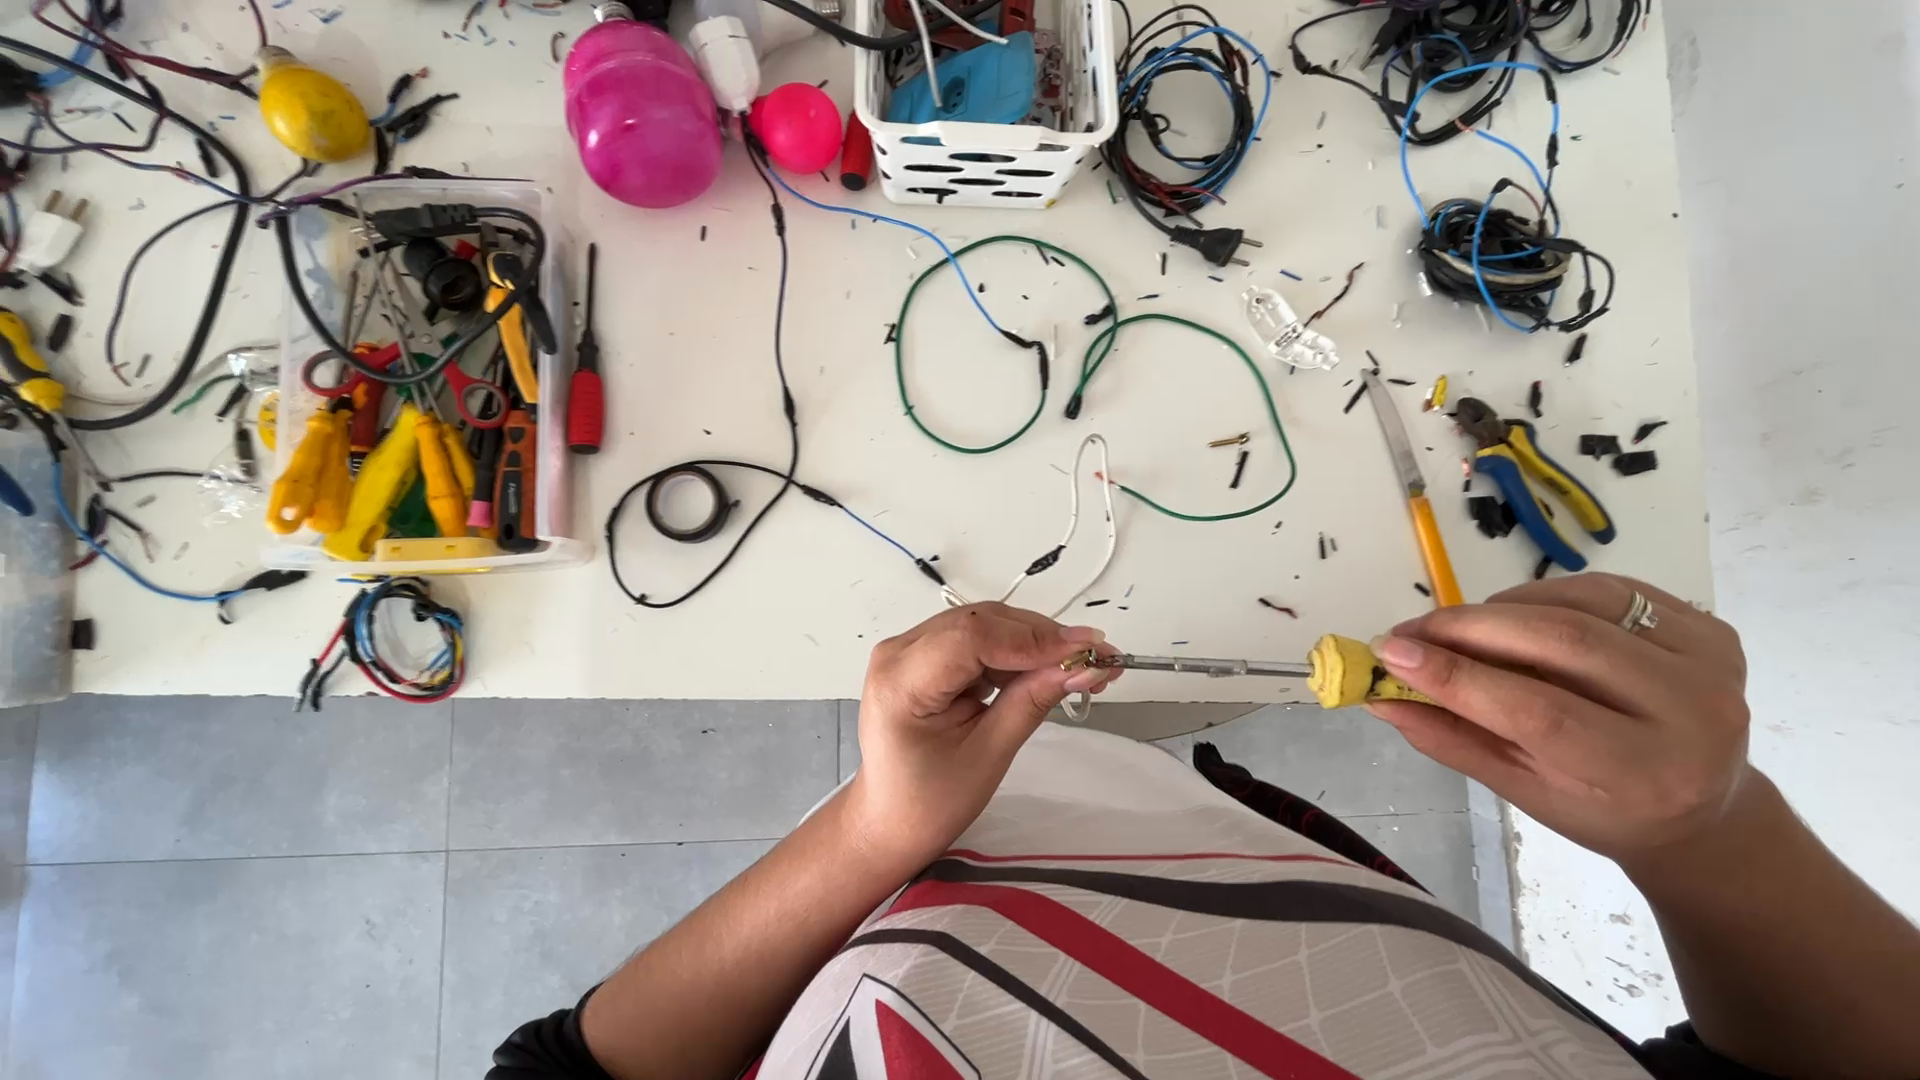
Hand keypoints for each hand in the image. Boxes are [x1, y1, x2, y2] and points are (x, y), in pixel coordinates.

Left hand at [846, 603, 1118, 865]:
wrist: (889, 820)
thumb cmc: (931, 801)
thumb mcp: (987, 755)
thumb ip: (1031, 702)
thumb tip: (1082, 667)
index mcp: (900, 680)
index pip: (972, 637)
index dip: (1034, 639)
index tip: (1089, 651)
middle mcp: (898, 650)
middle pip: (981, 622)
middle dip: (1043, 637)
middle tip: (1099, 659)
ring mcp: (908, 649)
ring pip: (984, 624)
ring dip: (1035, 641)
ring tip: (1082, 666)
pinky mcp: (924, 654)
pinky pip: (977, 639)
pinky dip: (1016, 651)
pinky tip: (1048, 667)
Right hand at [1365, 572, 1752, 862]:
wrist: (1705, 805)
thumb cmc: (1602, 808)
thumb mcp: (1521, 790)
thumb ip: (1450, 739)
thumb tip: (1379, 695)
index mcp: (1646, 775)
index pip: (1539, 712)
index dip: (1458, 677)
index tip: (1389, 652)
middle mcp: (1695, 714)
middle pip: (1563, 642)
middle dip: (1468, 628)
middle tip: (1409, 631)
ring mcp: (1710, 663)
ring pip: (1579, 604)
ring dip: (1499, 609)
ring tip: (1459, 631)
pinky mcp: (1709, 628)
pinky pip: (1604, 590)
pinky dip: (1540, 596)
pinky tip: (1514, 618)